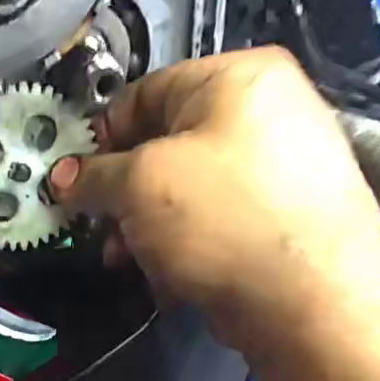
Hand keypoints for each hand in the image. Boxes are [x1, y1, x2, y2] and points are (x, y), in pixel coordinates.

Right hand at [47, 47, 379, 356]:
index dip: (102, 137)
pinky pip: (215, 222)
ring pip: (187, 192)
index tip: (75, 178)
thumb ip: (94, 176)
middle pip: (166, 147)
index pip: (145, 92)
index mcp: (240, 78)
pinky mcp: (281, 222)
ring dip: (147, 228)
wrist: (313, 302)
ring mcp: (280, 171)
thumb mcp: (141, 186)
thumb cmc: (227, 221)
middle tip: (100, 227)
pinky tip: (168, 276)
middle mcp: (267, 114)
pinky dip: (184, 245)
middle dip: (124, 194)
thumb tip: (66, 179)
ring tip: (129, 260)